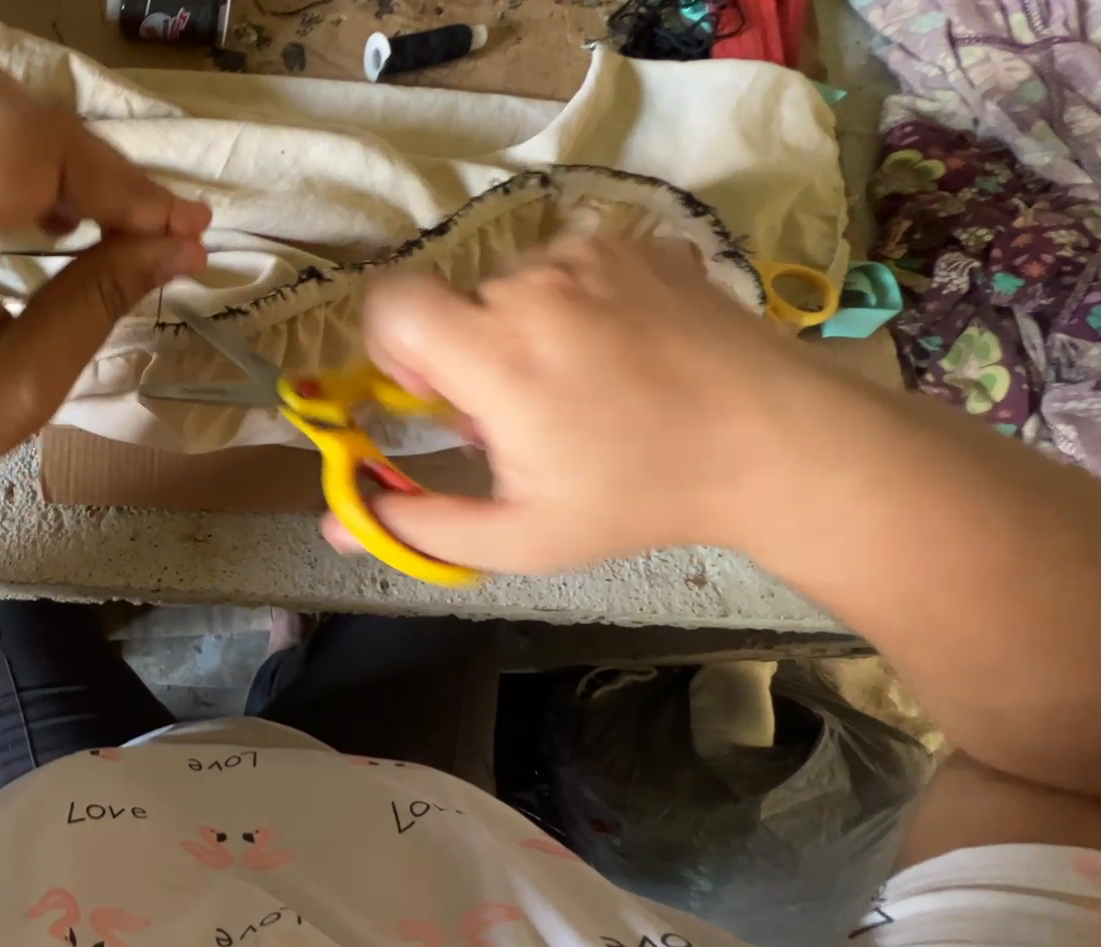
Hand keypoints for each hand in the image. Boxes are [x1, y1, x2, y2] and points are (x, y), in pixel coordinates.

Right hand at [340, 236, 828, 572]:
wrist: (780, 445)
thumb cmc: (636, 499)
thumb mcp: (516, 537)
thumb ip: (415, 527)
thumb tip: (334, 527)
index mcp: (497, 356)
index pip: (391, 304)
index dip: (391, 345)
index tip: (432, 388)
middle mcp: (535, 287)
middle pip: (451, 306)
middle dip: (464, 355)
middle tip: (520, 409)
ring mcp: (593, 254)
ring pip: (505, 286)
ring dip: (516, 331)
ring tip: (576, 381)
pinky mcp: (636, 241)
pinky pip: (562, 266)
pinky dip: (568, 304)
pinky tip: (617, 349)